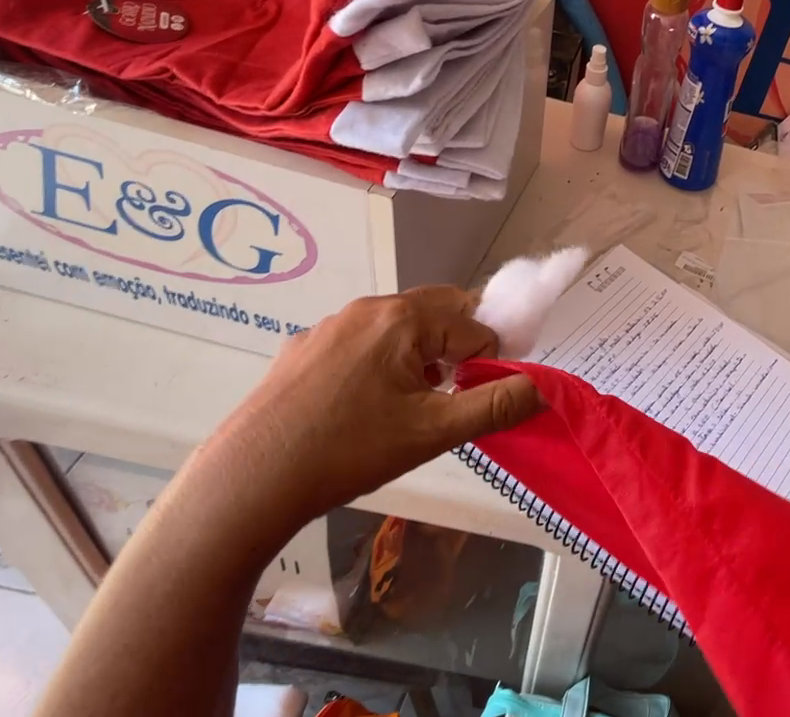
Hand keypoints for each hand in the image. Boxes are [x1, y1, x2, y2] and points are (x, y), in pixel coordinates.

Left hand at [212, 286, 540, 520]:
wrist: (248, 481)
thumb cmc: (349, 451)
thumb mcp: (434, 432)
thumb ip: (496, 405)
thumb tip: (541, 388)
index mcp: (405, 319)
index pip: (476, 326)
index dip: (491, 360)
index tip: (483, 396)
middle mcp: (369, 308)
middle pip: (439, 310)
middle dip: (459, 345)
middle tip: (455, 393)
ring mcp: (330, 325)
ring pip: (399, 325)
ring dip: (422, 352)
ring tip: (413, 403)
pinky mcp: (302, 347)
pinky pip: (362, 339)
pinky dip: (381, 360)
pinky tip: (364, 405)